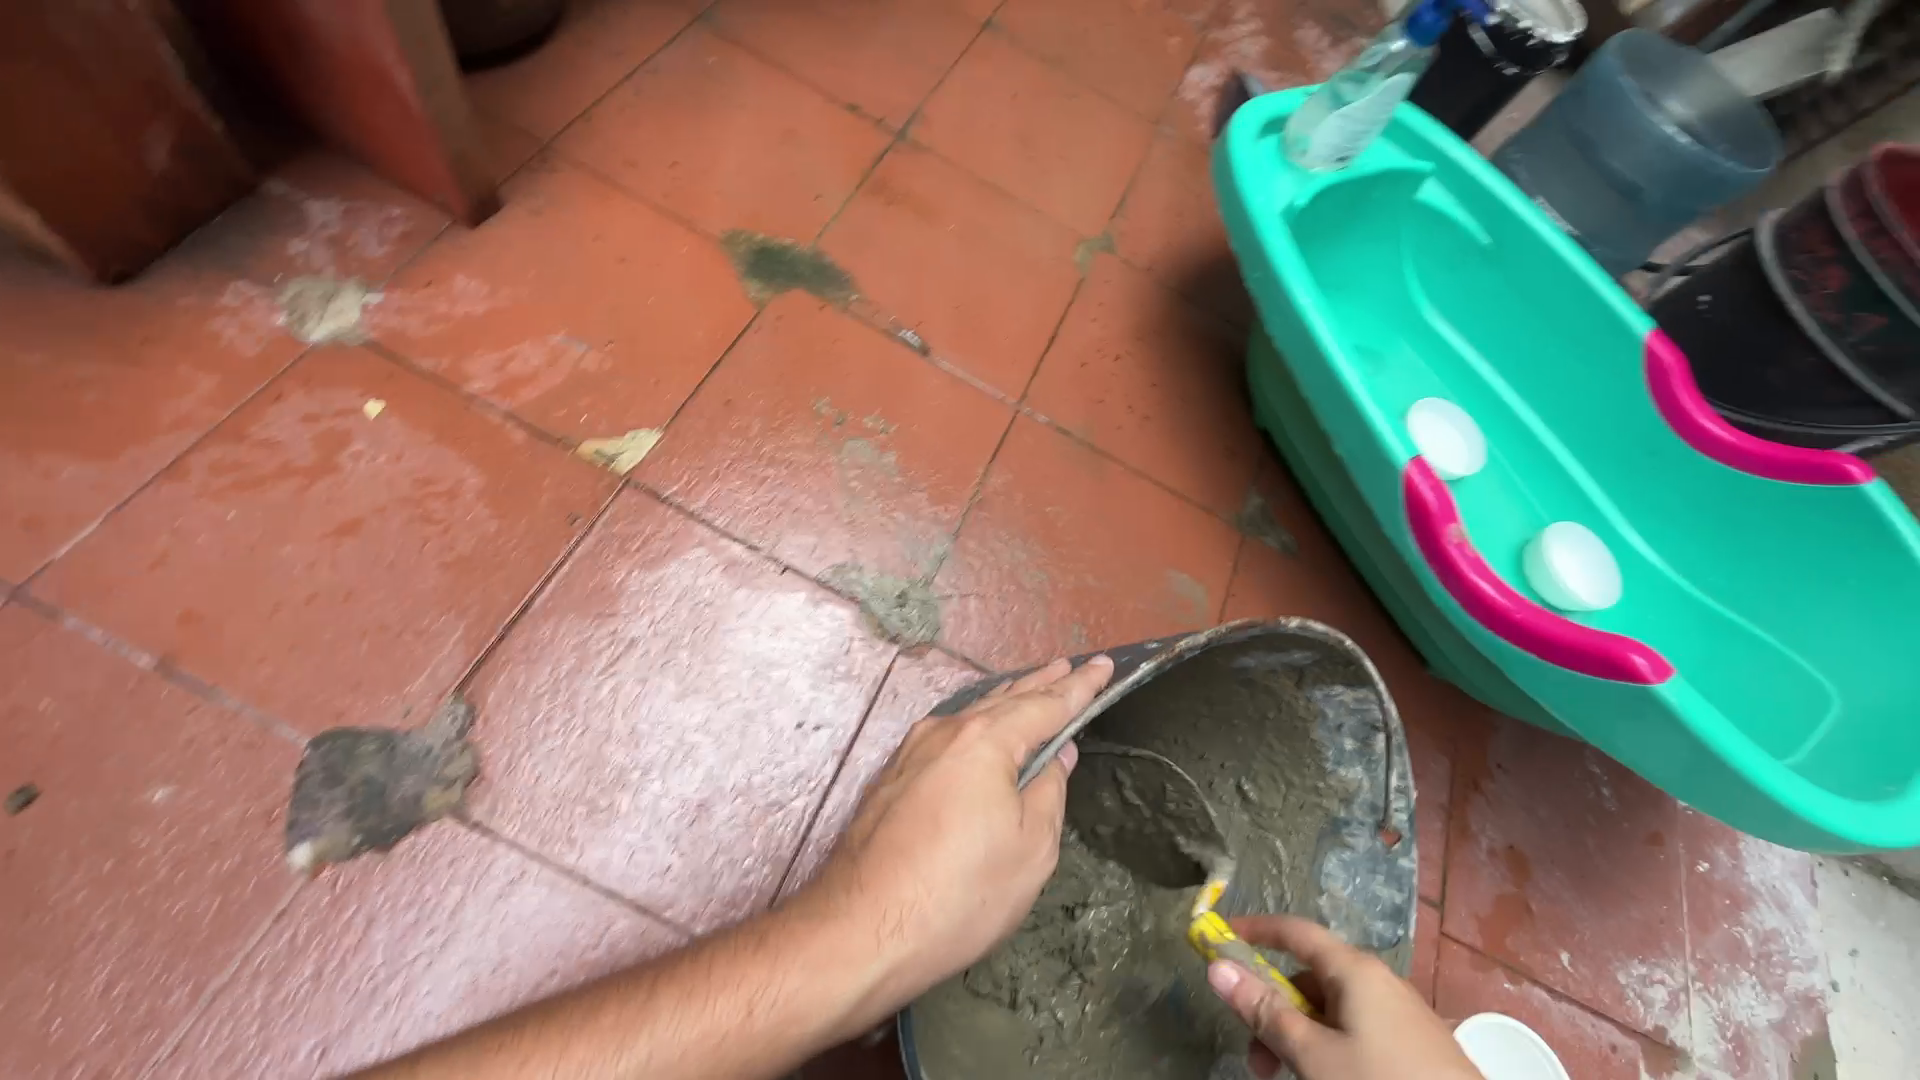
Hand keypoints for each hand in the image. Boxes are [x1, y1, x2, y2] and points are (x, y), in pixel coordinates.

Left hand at [800, 655, 1114, 1011]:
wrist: (862, 928)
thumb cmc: (960, 892)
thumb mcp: (1030, 849)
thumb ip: (1048, 792)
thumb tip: (1055, 756)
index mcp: (986, 741)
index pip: (1046, 705)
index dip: (1080, 687)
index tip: (1104, 665)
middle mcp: (946, 732)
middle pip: (1006, 700)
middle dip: (1042, 683)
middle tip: (1070, 666)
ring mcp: (913, 752)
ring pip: (972, 714)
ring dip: (1007, 699)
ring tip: (1032, 686)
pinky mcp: (893, 777)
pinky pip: (948, 734)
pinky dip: (977, 722)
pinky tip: (980, 728)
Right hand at [1208, 915, 1481, 1079]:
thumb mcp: (1314, 1055)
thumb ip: (1264, 1011)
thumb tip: (1216, 966)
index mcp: (1355, 969)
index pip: (1293, 930)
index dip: (1253, 930)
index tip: (1218, 939)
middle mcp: (1379, 981)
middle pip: (1310, 979)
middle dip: (1275, 1011)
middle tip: (1256, 1059)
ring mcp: (1402, 1016)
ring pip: (1333, 1012)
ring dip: (1300, 1037)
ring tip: (1287, 1077)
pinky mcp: (1418, 1049)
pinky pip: (1359, 1033)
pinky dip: (1331, 1049)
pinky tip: (1328, 1079)